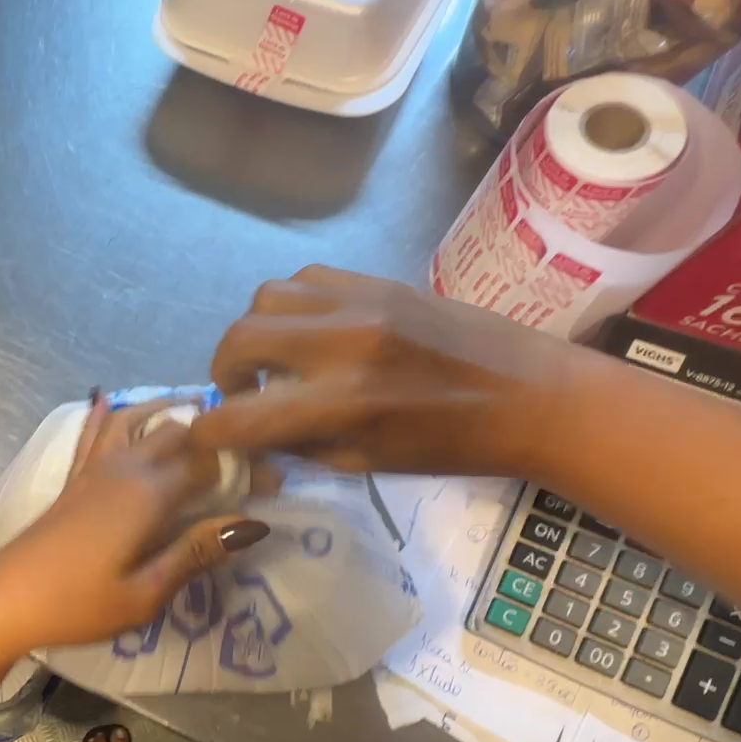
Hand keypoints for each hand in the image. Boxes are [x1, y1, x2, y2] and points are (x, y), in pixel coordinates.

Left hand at [0, 403, 269, 655]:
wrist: (4, 600)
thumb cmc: (78, 604)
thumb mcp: (145, 594)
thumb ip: (195, 553)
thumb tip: (251, 523)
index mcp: (148, 494)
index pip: (208, 462)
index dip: (243, 465)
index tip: (270, 481)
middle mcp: (123, 468)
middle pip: (176, 432)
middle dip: (212, 435)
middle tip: (240, 452)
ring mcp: (93, 471)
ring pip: (134, 421)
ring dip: (165, 411)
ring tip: (194, 407)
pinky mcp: (72, 481)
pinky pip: (92, 435)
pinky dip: (103, 414)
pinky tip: (105, 396)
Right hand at [190, 265, 577, 476]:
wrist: (533, 395)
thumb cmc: (450, 447)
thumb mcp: (362, 463)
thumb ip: (295, 444)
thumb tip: (248, 433)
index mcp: (342, 403)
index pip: (239, 415)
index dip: (209, 432)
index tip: (207, 438)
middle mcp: (342, 343)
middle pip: (239, 337)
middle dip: (224, 370)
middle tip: (243, 390)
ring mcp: (361, 302)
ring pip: (265, 297)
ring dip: (256, 332)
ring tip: (277, 357)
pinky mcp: (379, 281)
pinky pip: (306, 278)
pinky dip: (292, 307)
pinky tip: (311, 330)